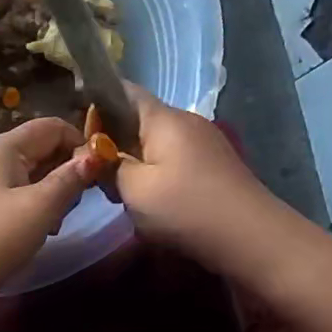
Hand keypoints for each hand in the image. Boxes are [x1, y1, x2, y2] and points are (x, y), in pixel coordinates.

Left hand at [0, 117, 96, 300]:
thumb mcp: (41, 206)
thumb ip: (70, 178)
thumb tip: (94, 156)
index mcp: (3, 146)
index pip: (52, 127)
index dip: (79, 143)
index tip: (98, 172)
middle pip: (42, 146)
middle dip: (67, 169)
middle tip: (80, 199)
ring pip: (34, 170)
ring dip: (54, 189)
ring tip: (58, 218)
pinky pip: (21, 189)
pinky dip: (38, 202)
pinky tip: (44, 227)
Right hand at [112, 83, 277, 269]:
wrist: (252, 240)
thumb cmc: (186, 208)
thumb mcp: (133, 189)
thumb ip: (108, 165)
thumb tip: (96, 152)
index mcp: (164, 118)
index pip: (123, 91)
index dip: (96, 104)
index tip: (78, 133)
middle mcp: (186, 122)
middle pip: (138, 119)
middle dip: (112, 141)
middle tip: (95, 172)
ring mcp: (204, 144)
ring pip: (154, 143)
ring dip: (133, 161)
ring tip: (121, 192)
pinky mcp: (213, 167)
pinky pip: (172, 160)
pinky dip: (154, 173)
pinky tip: (150, 201)